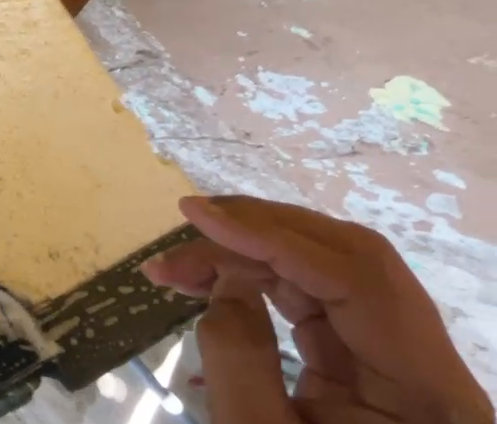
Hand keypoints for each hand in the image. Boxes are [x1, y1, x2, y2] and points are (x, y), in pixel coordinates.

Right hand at [142, 195, 490, 423]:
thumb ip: (238, 356)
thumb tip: (223, 284)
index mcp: (430, 395)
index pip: (356, 280)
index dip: (271, 235)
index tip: (193, 212)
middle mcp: (431, 367)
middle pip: (352, 259)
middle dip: (258, 230)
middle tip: (183, 229)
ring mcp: (401, 362)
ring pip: (327, 269)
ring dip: (246, 250)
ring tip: (177, 266)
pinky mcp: (366, 362)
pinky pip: (313, 297)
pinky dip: (253, 276)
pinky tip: (206, 282)